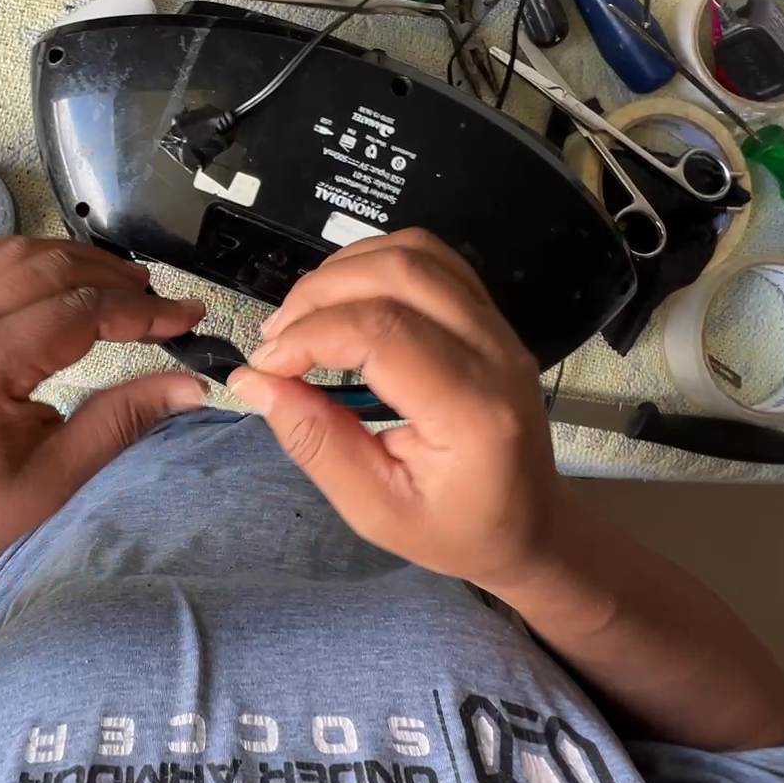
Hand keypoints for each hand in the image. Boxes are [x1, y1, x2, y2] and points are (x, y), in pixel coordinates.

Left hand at [0, 238, 208, 596]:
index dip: (143, 311)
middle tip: (162, 302)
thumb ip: (123, 419)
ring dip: (72, 260)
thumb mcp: (55, 477)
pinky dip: (21, 258)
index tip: (190, 317)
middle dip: (114, 278)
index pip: (81, 311)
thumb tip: (192, 386)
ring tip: (120, 282)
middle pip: (50, 271)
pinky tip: (48, 272)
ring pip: (14, 258)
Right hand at [228, 229, 568, 588]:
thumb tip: (252, 381)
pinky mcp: (488, 312)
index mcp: (472, 411)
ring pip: (413, 252)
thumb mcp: (374, 510)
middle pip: (398, 274)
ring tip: (302, 317)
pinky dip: (371, 263)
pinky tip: (342, 298)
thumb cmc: (454, 530)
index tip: (266, 367)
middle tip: (276, 339)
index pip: (381, 333)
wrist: (531, 523)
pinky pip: (429, 256)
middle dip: (317, 296)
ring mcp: (497, 324)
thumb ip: (314, 441)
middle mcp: (495, 352)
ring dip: (341, 272)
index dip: (309, 337)